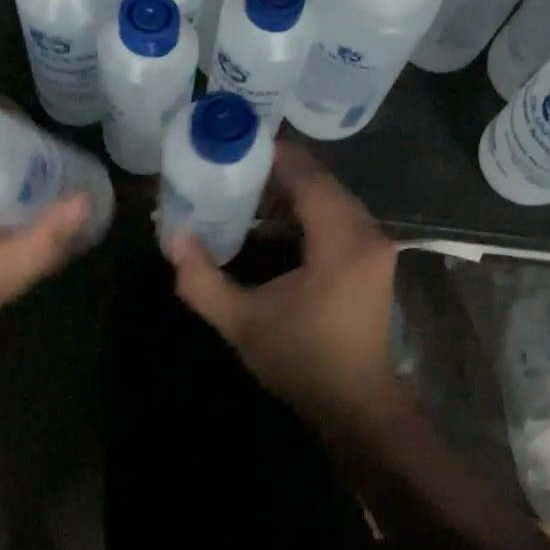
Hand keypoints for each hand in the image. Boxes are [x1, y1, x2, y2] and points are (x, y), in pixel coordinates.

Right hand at [171, 143, 403, 422]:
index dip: (272, 154)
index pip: (308, 175)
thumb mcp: (242, 321)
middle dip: (277, 175)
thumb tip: (173, 236)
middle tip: (230, 172)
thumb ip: (202, 278)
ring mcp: (376, 248)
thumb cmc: (301, 361)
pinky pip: (339, 220)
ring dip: (292, 196)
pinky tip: (272, 229)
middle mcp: (367, 234)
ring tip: (244, 198)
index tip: (233, 145)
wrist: (355, 404)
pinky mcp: (374, 262)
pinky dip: (308, 216)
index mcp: (342, 240)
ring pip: (331, 201)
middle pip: (321, 183)